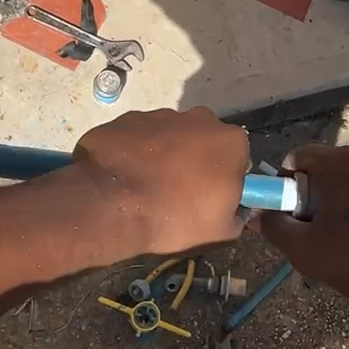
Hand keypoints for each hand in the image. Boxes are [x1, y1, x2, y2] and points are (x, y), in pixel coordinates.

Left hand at [70, 107, 250, 256]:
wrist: (109, 204)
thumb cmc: (175, 217)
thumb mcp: (220, 233)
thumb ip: (238, 218)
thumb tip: (236, 211)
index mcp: (231, 142)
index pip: (239, 160)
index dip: (226, 180)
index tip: (211, 199)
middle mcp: (200, 119)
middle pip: (205, 142)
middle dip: (197, 162)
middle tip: (181, 194)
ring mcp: (160, 115)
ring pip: (171, 138)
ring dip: (165, 157)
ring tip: (148, 188)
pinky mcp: (126, 119)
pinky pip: (140, 138)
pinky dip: (137, 154)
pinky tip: (126, 178)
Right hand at [255, 145, 348, 316]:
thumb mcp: (308, 251)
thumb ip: (275, 228)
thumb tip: (258, 215)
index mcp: (342, 163)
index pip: (296, 159)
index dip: (283, 189)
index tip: (287, 220)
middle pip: (321, 174)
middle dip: (309, 204)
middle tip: (312, 240)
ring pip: (345, 189)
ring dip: (333, 213)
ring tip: (340, 250)